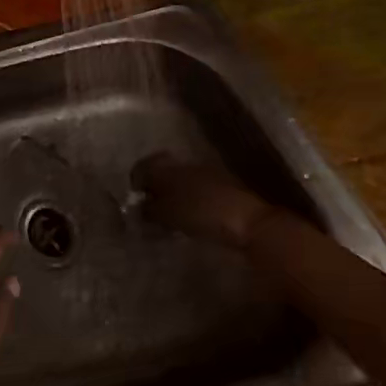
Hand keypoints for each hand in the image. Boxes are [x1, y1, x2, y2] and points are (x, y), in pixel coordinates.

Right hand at [131, 154, 274, 246]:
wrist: (250, 221)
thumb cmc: (199, 214)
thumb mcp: (166, 215)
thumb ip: (147, 211)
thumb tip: (137, 209)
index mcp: (164, 167)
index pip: (140, 168)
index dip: (135, 185)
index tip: (137, 204)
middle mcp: (181, 164)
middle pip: (160, 172)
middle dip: (155, 189)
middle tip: (154, 210)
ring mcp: (204, 172)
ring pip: (180, 180)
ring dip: (175, 194)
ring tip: (175, 216)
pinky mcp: (223, 184)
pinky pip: (198, 188)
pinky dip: (192, 199)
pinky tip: (195, 216)